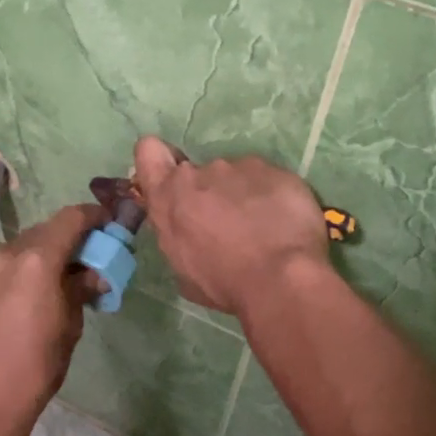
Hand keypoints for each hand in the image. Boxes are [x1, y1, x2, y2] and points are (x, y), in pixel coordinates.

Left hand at [0, 203, 105, 431]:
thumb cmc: (33, 368)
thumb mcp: (69, 327)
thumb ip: (80, 291)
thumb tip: (92, 276)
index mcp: (36, 258)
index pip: (71, 218)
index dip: (94, 216)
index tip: (111, 224)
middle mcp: (8, 253)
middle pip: (47, 230)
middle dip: (73, 239)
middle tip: (94, 260)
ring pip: (26, 247)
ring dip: (50, 254)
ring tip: (69, 281)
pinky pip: (10, 266)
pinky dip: (30, 270)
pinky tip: (42, 296)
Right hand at [134, 136, 329, 318]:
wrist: (281, 275)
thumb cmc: (225, 282)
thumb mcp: (184, 270)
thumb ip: (179, 236)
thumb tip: (189, 230)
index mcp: (170, 197)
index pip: (149, 152)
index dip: (160, 160)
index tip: (173, 178)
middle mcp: (202, 172)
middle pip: (201, 174)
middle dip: (213, 193)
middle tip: (232, 227)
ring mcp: (241, 166)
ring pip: (239, 177)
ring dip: (246, 197)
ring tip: (265, 230)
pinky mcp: (276, 169)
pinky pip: (270, 181)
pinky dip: (275, 198)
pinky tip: (286, 225)